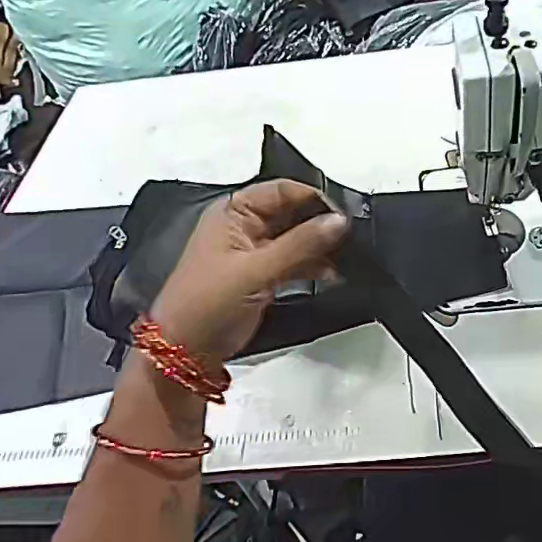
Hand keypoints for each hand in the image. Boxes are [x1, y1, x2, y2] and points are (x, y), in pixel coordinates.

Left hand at [149, 179, 349, 361]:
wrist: (185, 350)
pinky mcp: (262, 275)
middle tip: (356, 233)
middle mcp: (245, 225)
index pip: (282, 190)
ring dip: (320, 246)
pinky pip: (294, 261)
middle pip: (291, 212)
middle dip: (321, 222)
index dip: (314, 197)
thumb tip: (341, 221)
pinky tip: (336, 273)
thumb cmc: (211, 301)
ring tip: (352, 254)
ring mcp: (254, 251)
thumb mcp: (256, 270)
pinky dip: (312, 265)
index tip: (347, 211)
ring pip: (296, 238)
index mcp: (234, 211)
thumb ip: (300, 244)